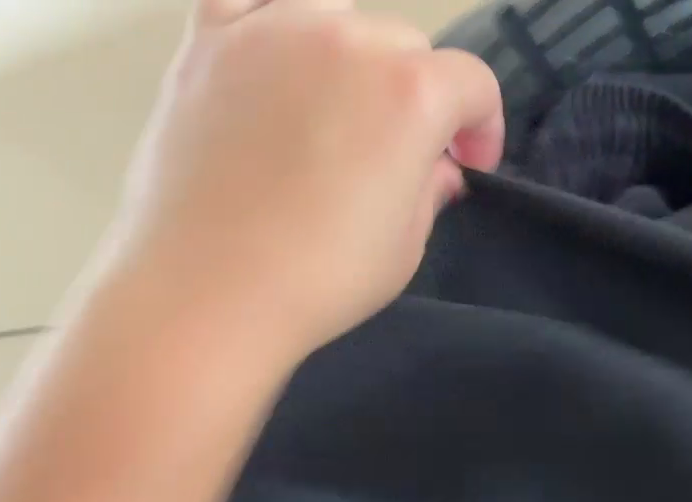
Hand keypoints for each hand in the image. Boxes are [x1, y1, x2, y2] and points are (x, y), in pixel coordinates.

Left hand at [97, 0, 504, 365]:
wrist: (214, 283)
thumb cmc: (328, 273)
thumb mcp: (409, 239)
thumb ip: (430, 184)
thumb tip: (434, 166)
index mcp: (411, 93)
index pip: (473, 81)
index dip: (483, 126)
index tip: (469, 165)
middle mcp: (346, 41)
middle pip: (407, 44)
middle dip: (422, 93)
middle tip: (407, 151)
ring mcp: (270, 28)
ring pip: (338, 16)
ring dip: (357, 57)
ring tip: (342, 110)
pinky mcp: (208, 36)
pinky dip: (276, 20)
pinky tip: (280, 59)